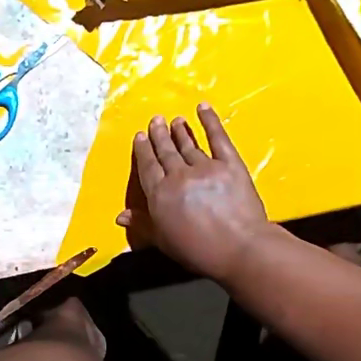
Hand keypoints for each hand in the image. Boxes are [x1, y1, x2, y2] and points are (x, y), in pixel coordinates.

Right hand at [117, 104, 274, 281]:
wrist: (240, 248)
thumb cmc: (199, 251)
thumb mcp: (164, 241)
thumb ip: (144, 224)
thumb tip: (120, 215)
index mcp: (160, 194)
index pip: (148, 167)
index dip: (143, 151)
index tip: (140, 136)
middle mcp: (179, 175)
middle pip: (166, 151)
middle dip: (159, 135)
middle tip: (156, 120)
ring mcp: (205, 167)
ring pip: (189, 144)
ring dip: (181, 131)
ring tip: (176, 120)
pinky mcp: (230, 164)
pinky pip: (218, 138)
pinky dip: (210, 122)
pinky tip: (202, 108)